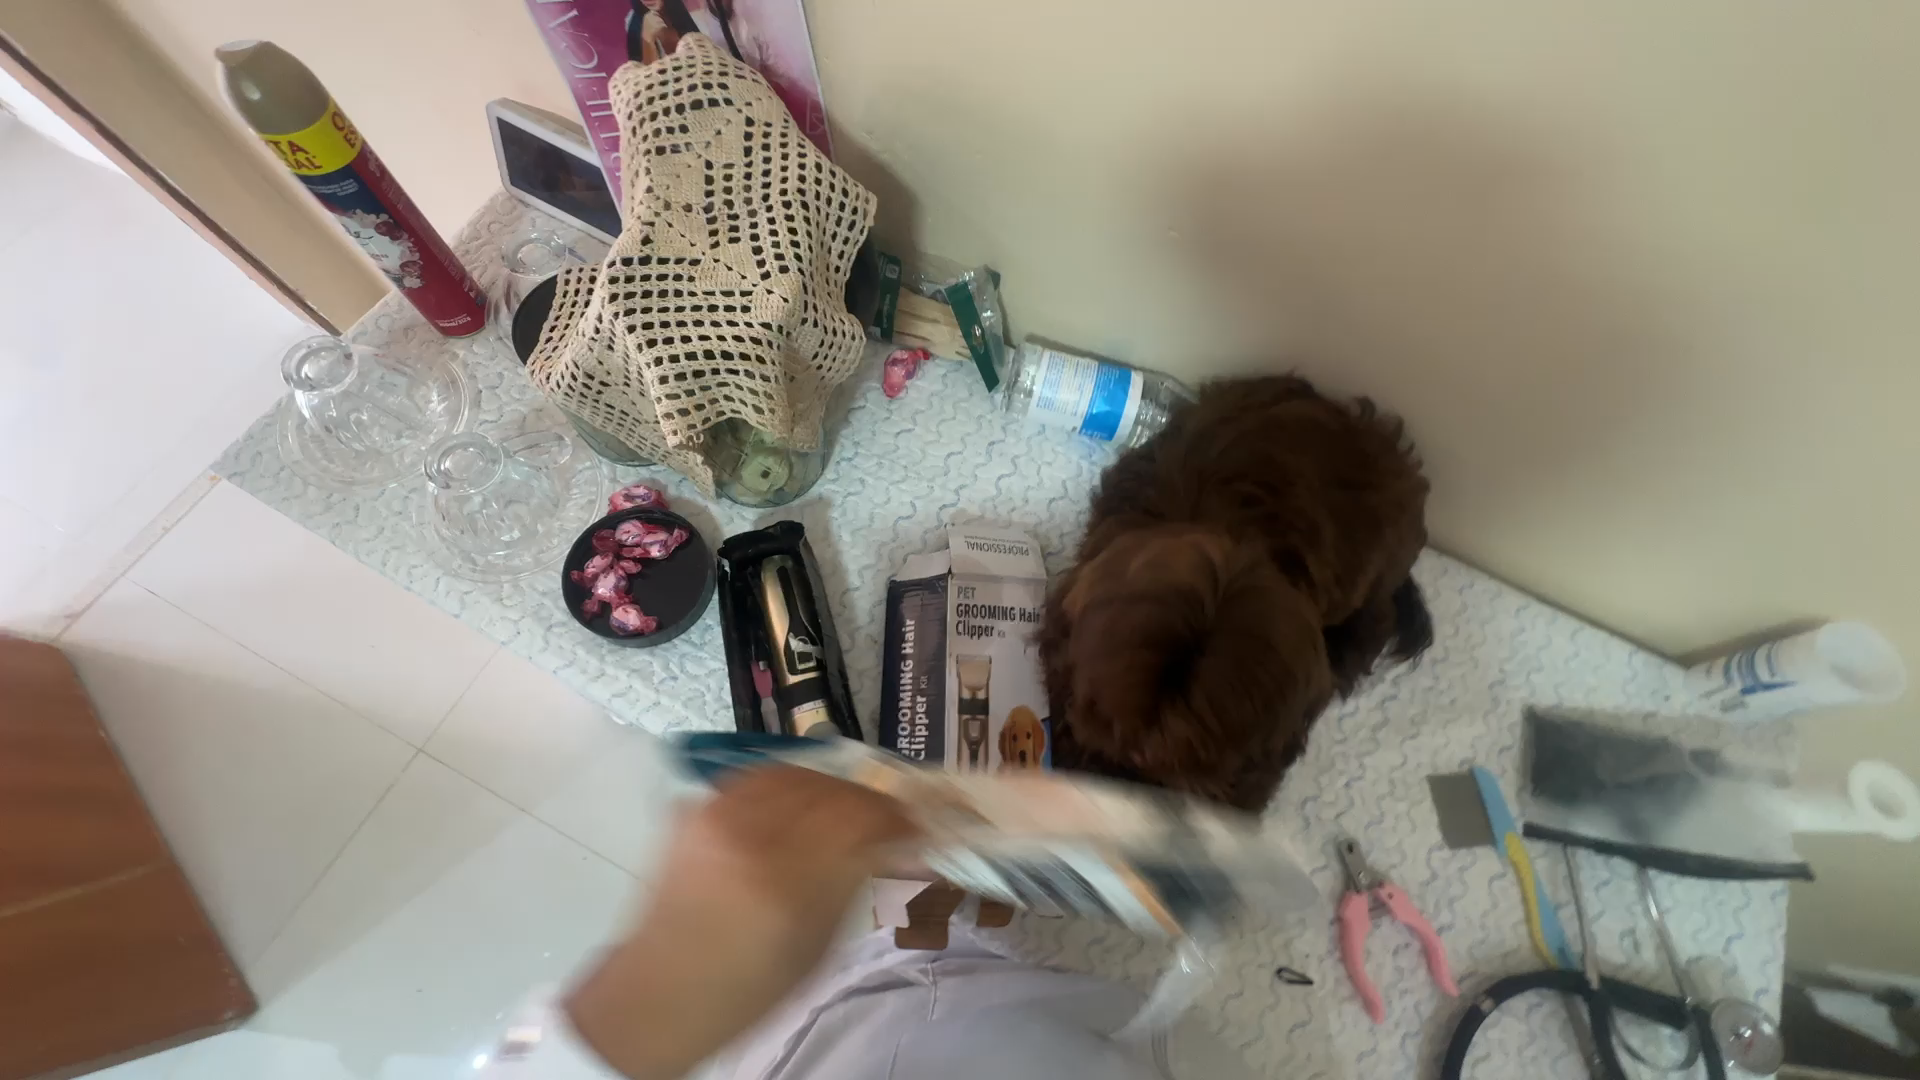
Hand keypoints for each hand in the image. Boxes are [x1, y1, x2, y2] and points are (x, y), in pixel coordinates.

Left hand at [563, 766, 916, 1079]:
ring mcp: (715, 816)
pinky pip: (759, 775)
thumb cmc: (747, 988)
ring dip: (831, 787)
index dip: (892, 815)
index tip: (911, 825)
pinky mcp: (695, 808)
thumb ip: (854, 881)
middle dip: (867, 799)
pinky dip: (791, 782)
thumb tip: (895, 839)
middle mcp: (747, 838)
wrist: (655, 994)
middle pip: (829, 789)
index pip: (856, 818)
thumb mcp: (817, 947)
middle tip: (884, 816)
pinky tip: (801, 801)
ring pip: (796, 772)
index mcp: (783, 885)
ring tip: (844, 807)